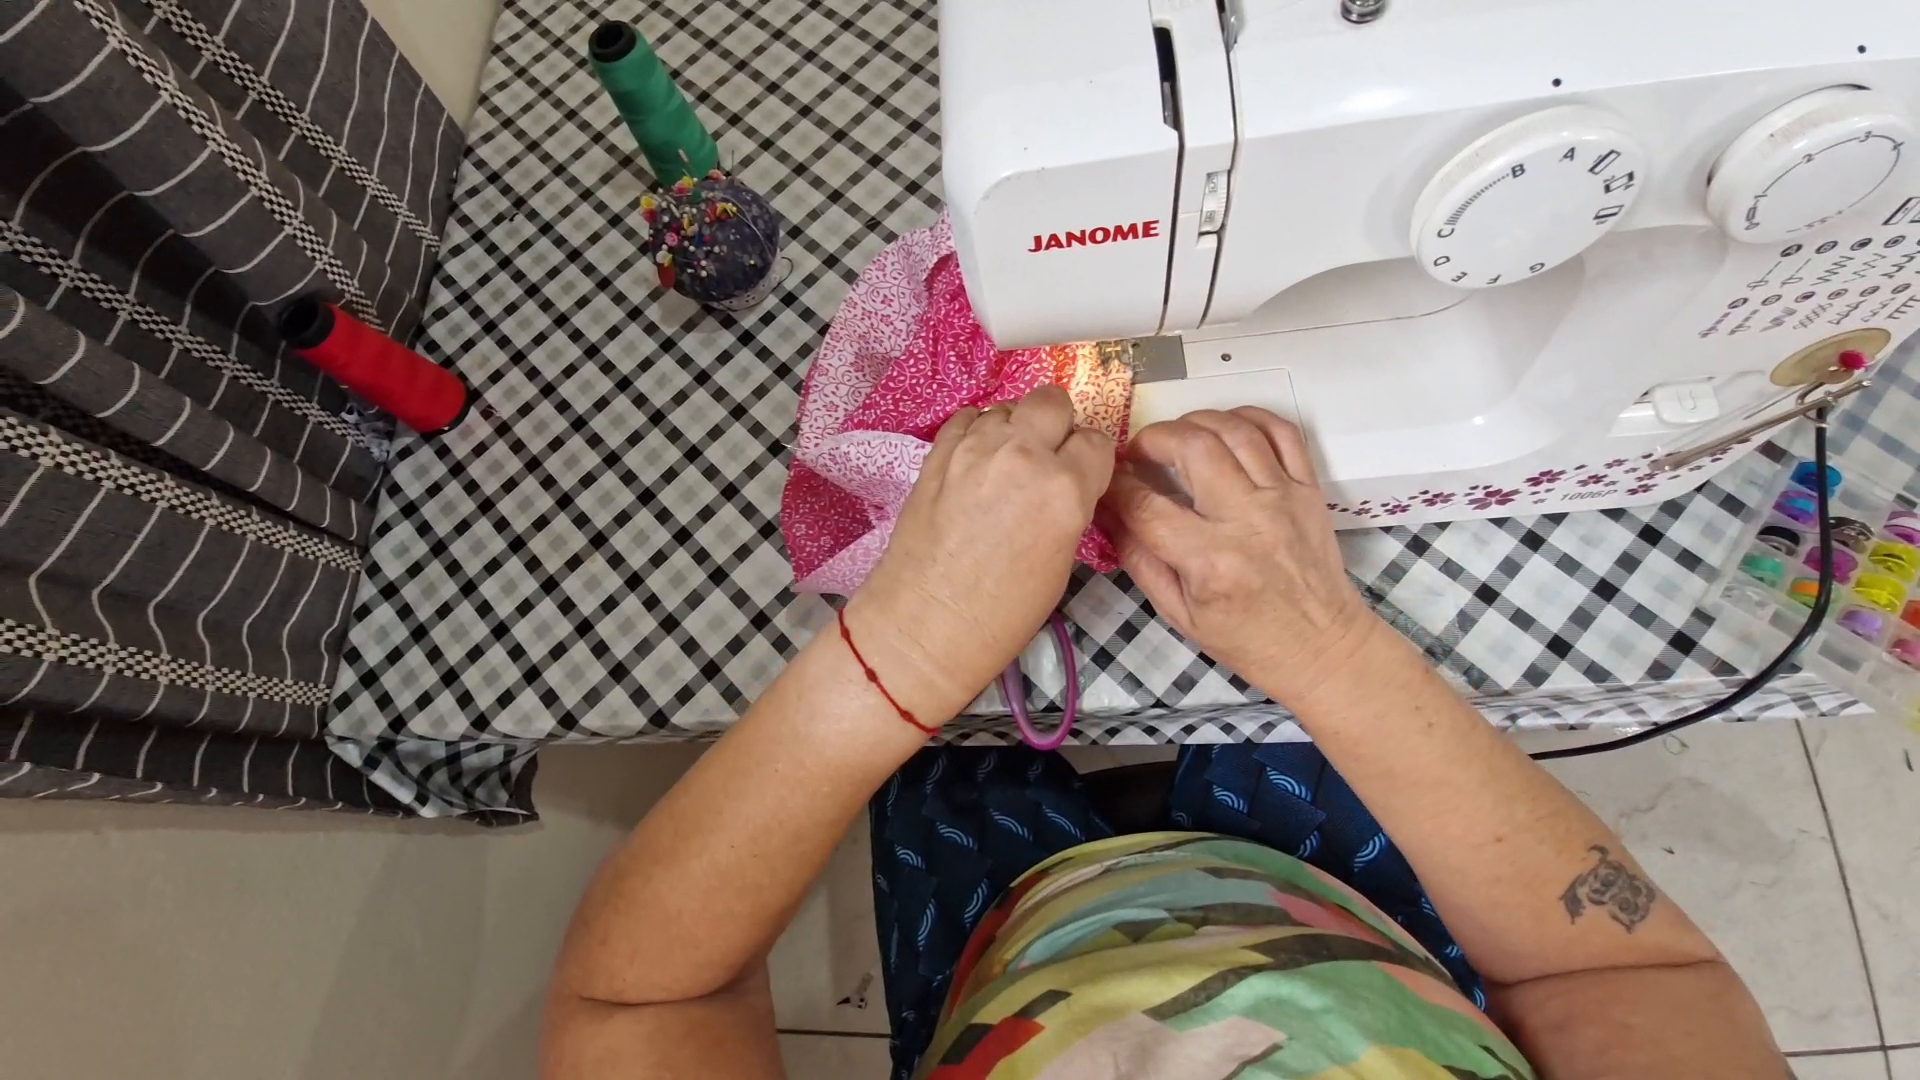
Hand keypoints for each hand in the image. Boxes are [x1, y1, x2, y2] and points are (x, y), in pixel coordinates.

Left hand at [844, 387, 1114, 723]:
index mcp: (1064, 489)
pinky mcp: (938, 452)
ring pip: (1007, 407)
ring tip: (1007, 462)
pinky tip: (977, 461)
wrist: (925, 625)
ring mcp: (974, 448)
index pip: (1096, 441)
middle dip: (1057, 425)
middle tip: (1047, 456)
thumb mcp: (1060, 562)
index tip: (1082, 475)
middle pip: (1051, 402)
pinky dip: (978, 431)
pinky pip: (968, 418)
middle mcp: (1022, 455)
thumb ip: (1069, 508)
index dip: (1091, 459)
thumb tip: (1067, 484)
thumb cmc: (1003, 614)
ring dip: (1015, 428)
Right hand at [1099, 408, 1383, 706]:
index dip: (1116, 486)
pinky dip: (1248, 416)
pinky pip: (1281, 431)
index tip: (1105, 480)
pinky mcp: (1309, 488)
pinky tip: (1223, 427)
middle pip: (1192, 447)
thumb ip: (1138, 558)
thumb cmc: (1245, 639)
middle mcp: (1248, 520)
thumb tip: (1107, 512)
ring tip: (1176, 436)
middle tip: (1139, 451)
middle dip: (1153, 438)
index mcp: (1210, 560)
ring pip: (1234, 430)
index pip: (1146, 504)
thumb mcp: (1178, 612)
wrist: (1321, 648)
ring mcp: (1283, 497)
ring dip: (1194, 421)